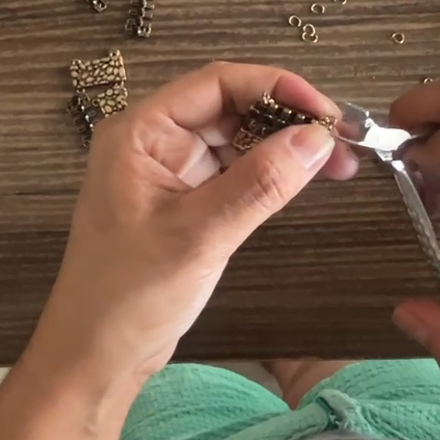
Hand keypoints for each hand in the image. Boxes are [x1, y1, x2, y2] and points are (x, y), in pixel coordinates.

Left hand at [30, 62, 357, 385]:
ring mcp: (168, 172)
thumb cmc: (129, 295)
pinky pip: (232, 172)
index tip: (326, 111)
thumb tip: (318, 139)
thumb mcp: (199, 235)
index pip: (215, 83)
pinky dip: (268, 173)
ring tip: (338, 162)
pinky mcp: (183, 202)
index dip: (275, 87)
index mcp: (140, 132)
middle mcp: (152, 142)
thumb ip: (260, 183)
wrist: (96, 356)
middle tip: (344, 140)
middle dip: (287, 118)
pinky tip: (303, 180)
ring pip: (235, 140)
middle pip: (229, 107)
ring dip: (283, 146)